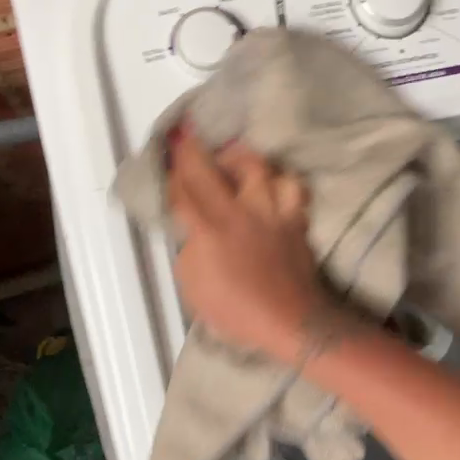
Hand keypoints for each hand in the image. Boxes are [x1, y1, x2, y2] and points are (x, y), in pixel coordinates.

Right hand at [167, 133, 340, 360]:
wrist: (290, 320)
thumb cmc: (237, 311)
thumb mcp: (194, 285)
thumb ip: (191, 248)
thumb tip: (193, 229)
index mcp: (209, 230)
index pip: (182, 188)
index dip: (170, 168)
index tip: (165, 152)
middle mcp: (240, 212)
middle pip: (212, 167)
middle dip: (193, 150)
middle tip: (186, 139)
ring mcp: (272, 212)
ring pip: (258, 166)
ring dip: (241, 159)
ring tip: (234, 162)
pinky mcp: (295, 219)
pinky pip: (291, 187)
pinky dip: (279, 183)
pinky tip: (271, 189)